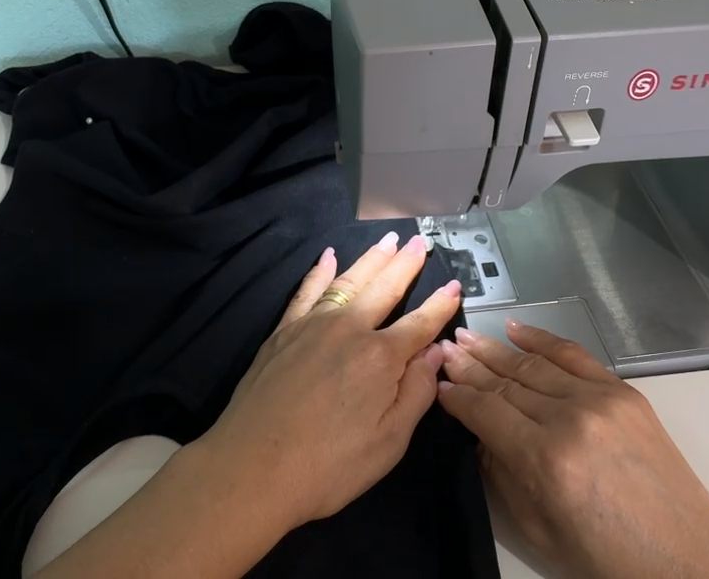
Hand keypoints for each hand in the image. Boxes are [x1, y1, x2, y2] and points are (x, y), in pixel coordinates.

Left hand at [193, 231, 461, 528]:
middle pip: (385, 288)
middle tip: (421, 241)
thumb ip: (416, 393)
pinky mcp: (284, 330)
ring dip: (372, 258)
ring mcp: (313, 324)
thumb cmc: (328, 465)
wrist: (253, 467)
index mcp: (381, 357)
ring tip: (389, 240)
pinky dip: (319, 270)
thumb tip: (435, 353)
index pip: (420, 323)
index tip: (455, 285)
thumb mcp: (389, 442)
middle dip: (407, 263)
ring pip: (349, 280)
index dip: (440, 305)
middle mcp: (350, 328)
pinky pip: (307, 290)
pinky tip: (328, 256)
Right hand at [437, 321, 708, 578]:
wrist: (689, 558)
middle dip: (469, 366)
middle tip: (442, 349)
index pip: (485, 411)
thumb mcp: (539, 528)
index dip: (457, 397)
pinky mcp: (623, 392)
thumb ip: (501, 474)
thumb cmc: (608, 557)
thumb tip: (479, 431)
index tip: (437, 384)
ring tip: (465, 336)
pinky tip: (513, 329)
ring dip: (494, 349)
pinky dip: (541, 339)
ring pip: (534, 365)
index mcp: (545, 461)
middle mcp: (569, 419)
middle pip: (506, 382)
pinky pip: (573, 356)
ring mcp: (599, 400)